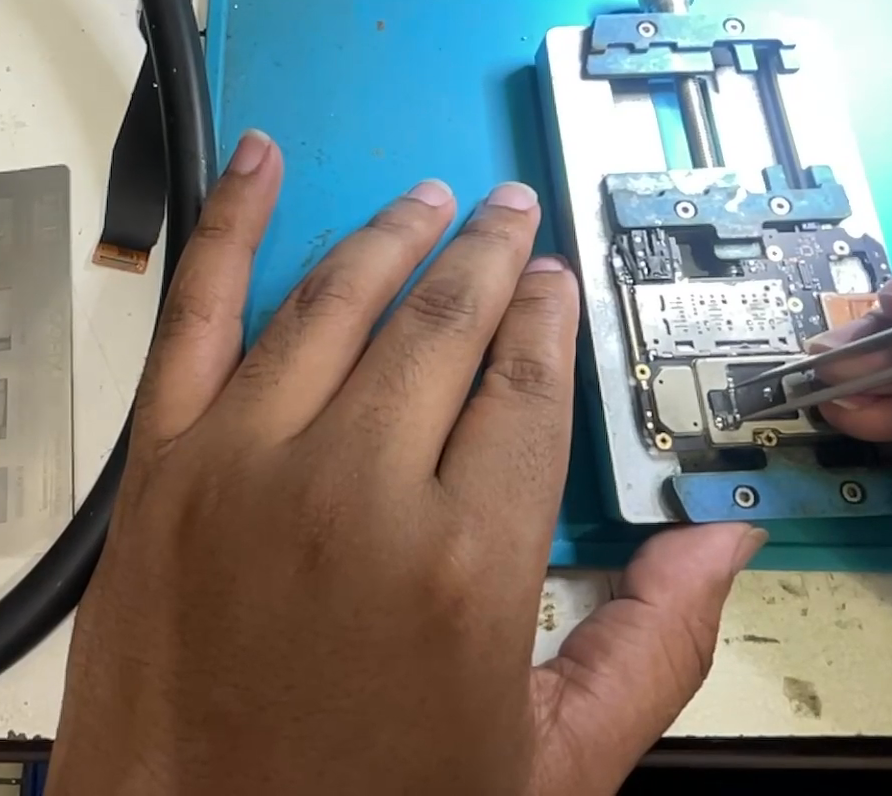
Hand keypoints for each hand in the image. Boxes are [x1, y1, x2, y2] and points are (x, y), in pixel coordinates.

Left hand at [48, 130, 764, 795]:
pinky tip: (259, 157)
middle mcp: (359, 483)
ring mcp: (246, 454)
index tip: (553, 278)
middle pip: (444, 326)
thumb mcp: (547, 768)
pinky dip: (230, 220)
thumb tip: (727, 540)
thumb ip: (650, 648)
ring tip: (429, 200)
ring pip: (337, 300)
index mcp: (468, 560)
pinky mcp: (165, 455)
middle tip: (508, 211)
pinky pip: (197, 308)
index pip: (528, 388)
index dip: (546, 320)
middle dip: (487, 257)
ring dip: (393, 235)